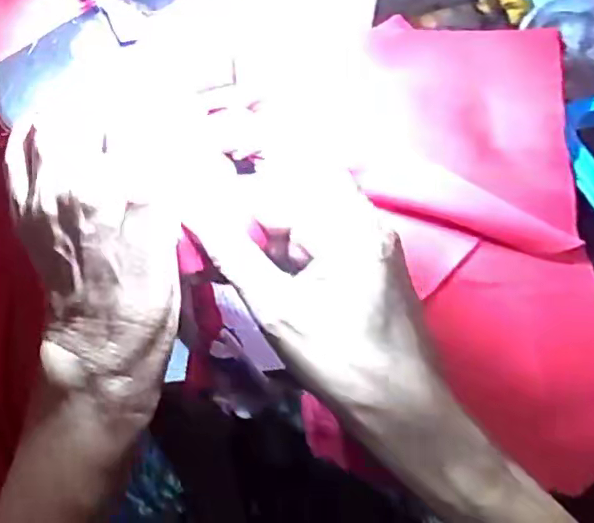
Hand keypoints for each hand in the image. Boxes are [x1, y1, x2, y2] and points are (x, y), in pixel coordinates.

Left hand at [3, 99, 181, 425]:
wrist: (98, 339)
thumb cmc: (149, 292)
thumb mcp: (170, 229)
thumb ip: (156, 173)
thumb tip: (147, 129)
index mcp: (129, 191)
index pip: (127, 122)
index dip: (135, 106)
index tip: (139, 100)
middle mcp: (78, 184)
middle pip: (80, 114)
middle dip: (94, 101)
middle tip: (104, 99)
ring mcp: (41, 193)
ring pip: (44, 125)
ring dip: (61, 109)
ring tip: (75, 107)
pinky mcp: (18, 205)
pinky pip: (15, 151)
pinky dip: (27, 130)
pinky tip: (42, 124)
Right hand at [174, 138, 573, 522]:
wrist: (410, 420)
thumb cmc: (344, 363)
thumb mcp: (275, 307)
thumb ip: (227, 249)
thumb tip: (183, 206)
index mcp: (344, 224)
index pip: (264, 188)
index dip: (221, 198)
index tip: (186, 207)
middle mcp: (358, 216)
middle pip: (285, 173)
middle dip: (238, 181)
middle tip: (198, 201)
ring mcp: (361, 232)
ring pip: (293, 195)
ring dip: (254, 208)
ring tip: (219, 232)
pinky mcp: (357, 251)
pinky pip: (305, 219)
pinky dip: (272, 228)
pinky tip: (250, 252)